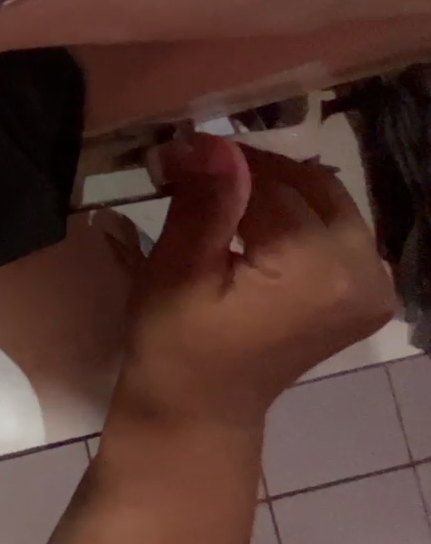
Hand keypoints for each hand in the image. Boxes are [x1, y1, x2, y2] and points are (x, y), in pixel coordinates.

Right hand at [117, 134, 395, 425]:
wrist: (199, 401)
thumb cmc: (172, 339)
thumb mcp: (175, 270)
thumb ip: (204, 205)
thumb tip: (209, 142)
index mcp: (317, 269)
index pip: (273, 186)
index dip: (219, 162)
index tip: (169, 150)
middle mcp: (367, 271)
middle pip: (313, 188)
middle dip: (250, 170)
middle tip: (186, 167)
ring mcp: (376, 284)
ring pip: (328, 205)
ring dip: (271, 189)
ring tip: (211, 191)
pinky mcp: (366, 292)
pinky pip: (336, 231)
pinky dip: (292, 215)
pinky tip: (248, 222)